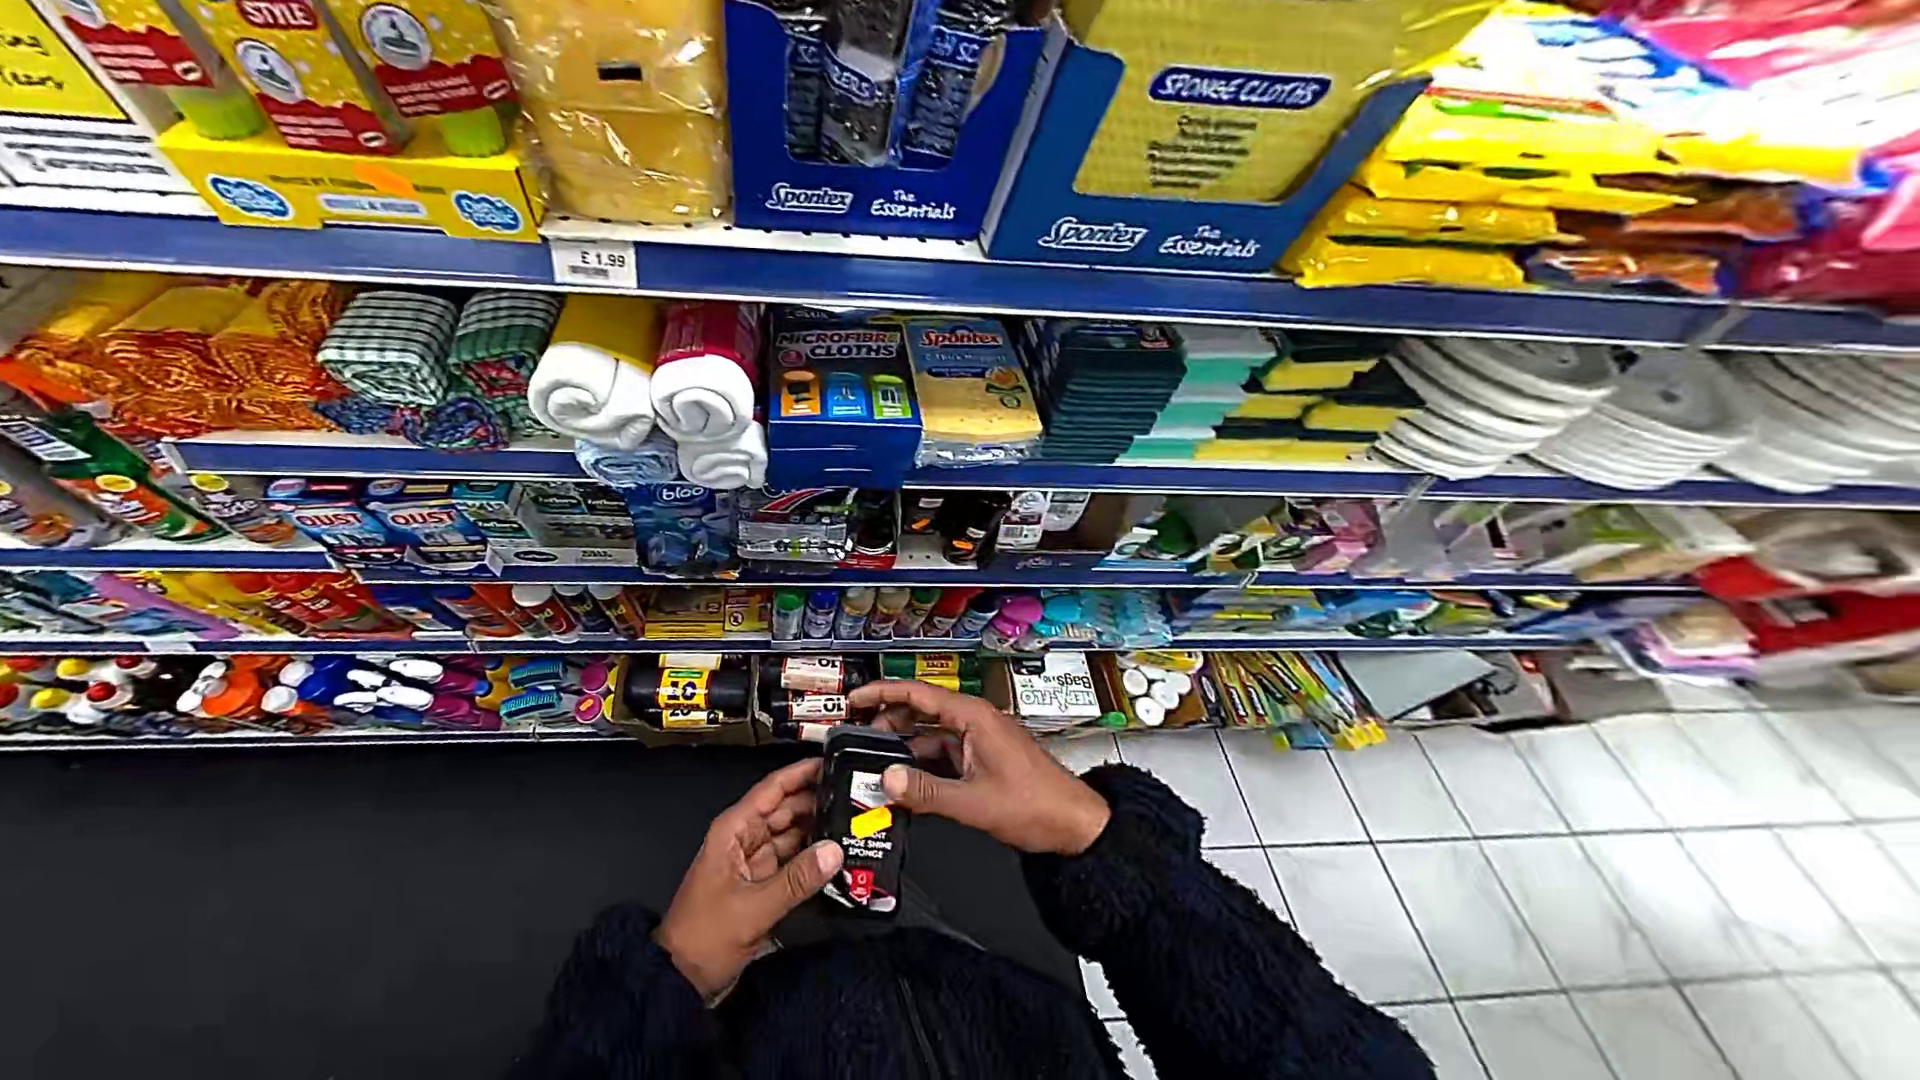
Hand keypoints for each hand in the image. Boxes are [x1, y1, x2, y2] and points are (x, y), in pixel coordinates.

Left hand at [654, 758, 843, 1000]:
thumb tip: (835, 851)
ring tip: (853, 821)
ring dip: (819, 827)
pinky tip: (837, 853)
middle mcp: (745, 837)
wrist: (680, 981)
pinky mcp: (763, 880)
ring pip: (794, 831)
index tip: (834, 761)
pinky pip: (794, 857)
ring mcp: (755, 858)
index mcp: (735, 830)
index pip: (774, 788)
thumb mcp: (753, 908)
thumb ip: (797, 879)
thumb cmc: (704, 937)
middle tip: (856, 796)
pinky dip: (813, 854)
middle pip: (788, 807)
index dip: (803, 772)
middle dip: (819, 800)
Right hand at [847, 679, 1110, 856]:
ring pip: (929, 734)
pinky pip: (943, 753)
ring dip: (903, 747)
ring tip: (874, 763)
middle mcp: (974, 721)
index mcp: (973, 717)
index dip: (881, 693)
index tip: (854, 699)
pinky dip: (922, 764)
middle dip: (887, 722)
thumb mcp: (973, 802)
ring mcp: (978, 739)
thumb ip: (925, 792)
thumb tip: (887, 779)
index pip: (917, 693)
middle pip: (920, 711)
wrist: (1073, 823)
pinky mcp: (981, 757)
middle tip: (856, 737)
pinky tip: (905, 781)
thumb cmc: (1037, 805)